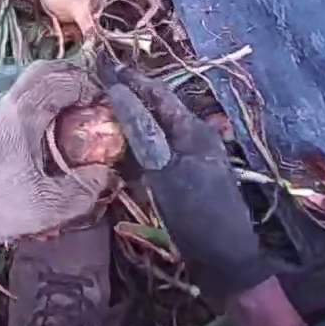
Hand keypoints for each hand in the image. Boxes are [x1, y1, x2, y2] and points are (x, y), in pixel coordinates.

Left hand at [0, 61, 117, 278]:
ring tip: (79, 111)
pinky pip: (23, 99)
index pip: (59, 81)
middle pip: (42, 72)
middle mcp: (7, 106)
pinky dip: (44, 102)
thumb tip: (106, 174)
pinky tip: (56, 128)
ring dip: (57, 89)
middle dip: (73, 78)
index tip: (106, 103)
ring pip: (30, 84)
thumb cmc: (1, 209)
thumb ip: (86, 187)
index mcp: (22, 115)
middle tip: (94, 98)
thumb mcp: (53, 204)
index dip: (87, 86)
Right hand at [107, 66, 269, 300]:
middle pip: (157, 106)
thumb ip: (143, 132)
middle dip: (130, 92)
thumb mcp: (165, 171)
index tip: (102, 64)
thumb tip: (120, 94)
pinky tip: (122, 143)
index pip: (155, 93)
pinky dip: (138, 139)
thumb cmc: (196, 215)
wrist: (225, 261)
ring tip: (105, 105)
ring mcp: (191, 155)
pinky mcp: (185, 173)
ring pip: (156, 125)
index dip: (128, 78)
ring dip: (133, 114)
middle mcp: (193, 135)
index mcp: (192, 129)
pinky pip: (158, 146)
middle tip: (99, 80)